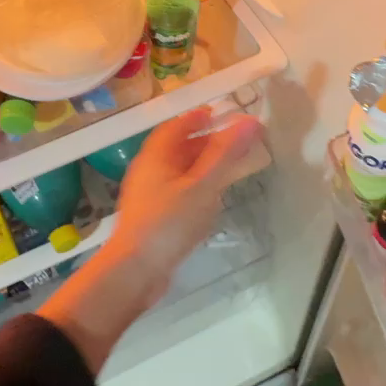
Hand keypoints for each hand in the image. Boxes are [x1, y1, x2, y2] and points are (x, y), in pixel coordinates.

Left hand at [38, 106, 263, 370]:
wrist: (135, 271)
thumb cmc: (168, 223)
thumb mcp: (202, 186)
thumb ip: (225, 153)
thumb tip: (249, 121)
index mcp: (156, 156)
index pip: (175, 126)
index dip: (197, 118)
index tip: (219, 114)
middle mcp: (148, 171)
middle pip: (176, 148)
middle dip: (203, 142)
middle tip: (232, 142)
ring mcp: (148, 196)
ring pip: (177, 172)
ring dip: (200, 166)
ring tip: (227, 169)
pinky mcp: (152, 217)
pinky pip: (176, 192)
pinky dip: (195, 188)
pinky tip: (210, 201)